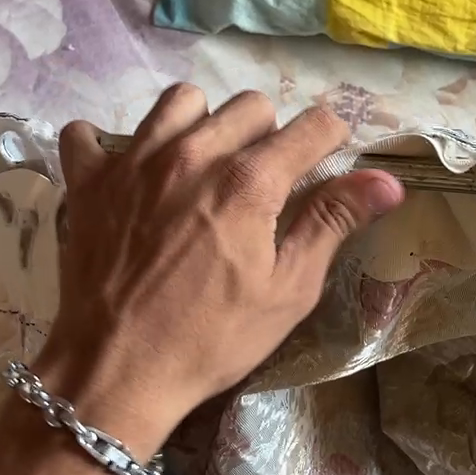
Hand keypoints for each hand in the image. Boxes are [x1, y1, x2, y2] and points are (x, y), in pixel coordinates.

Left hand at [31, 85, 404, 456]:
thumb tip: (388, 181)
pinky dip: (106, 145)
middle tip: (263, 178)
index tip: (327, 156)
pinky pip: (88, 133)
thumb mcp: (288, 290)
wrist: (115, 374)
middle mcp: (193, 153)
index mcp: (250, 181)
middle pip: (249, 104)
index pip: (311, 126)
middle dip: (269, 132)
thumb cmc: (212, 338)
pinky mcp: (88, 180)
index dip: (330, 138)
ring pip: (180, 101)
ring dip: (201, 123)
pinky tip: (124, 174)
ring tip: (200, 165)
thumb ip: (333, 223)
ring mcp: (133, 161)